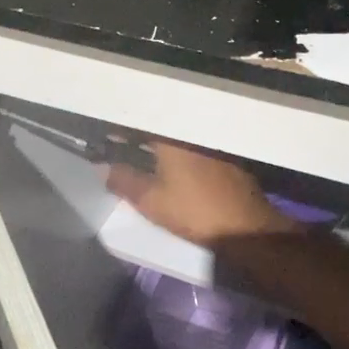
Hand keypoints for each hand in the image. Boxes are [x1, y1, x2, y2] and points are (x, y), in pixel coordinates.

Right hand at [106, 143, 299, 245]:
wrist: (245, 227)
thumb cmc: (194, 211)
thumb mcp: (150, 201)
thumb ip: (123, 181)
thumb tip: (104, 168)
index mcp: (171, 134)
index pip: (136, 120)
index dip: (117, 128)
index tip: (103, 138)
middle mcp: (192, 129)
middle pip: (157, 125)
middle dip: (137, 135)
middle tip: (119, 149)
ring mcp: (210, 140)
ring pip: (175, 135)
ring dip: (157, 143)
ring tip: (140, 157)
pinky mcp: (224, 154)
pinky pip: (192, 145)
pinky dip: (178, 151)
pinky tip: (170, 167)